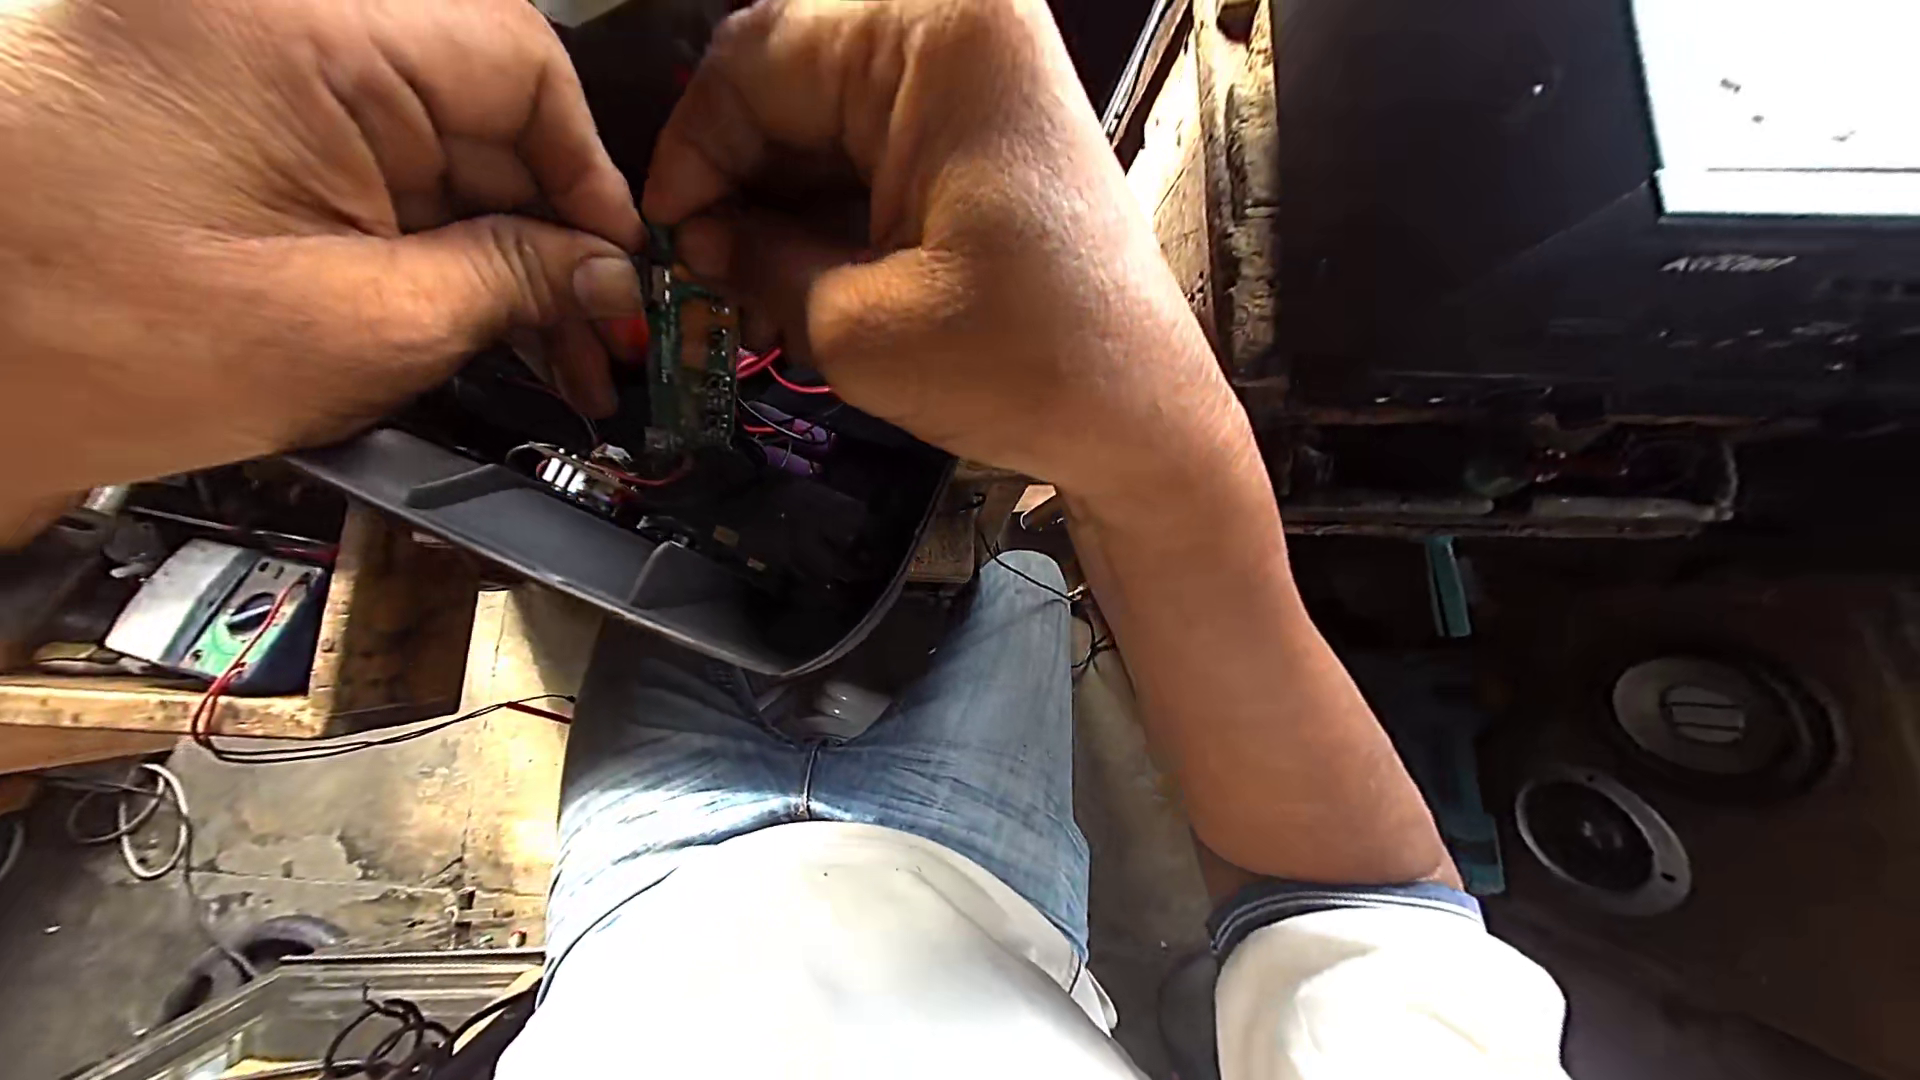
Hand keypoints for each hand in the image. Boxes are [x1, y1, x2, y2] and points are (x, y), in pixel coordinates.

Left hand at [0, 0, 643, 516]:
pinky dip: (479, 272)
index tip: (622, 261)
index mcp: (290, 23)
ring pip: (471, 179)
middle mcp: (279, 25)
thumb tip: (616, 276)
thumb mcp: (379, 320)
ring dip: (534, 275)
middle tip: (612, 339)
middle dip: (571, 245)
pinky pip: (420, 202)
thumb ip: (520, 279)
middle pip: (501, 129)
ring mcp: (274, 88)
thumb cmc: (126, 344)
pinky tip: (524, 342)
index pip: (519, 58)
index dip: (591, 168)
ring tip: (579, 367)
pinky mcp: (274, 145)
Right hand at [644, 0, 1256, 506]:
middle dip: (742, 196)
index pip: (756, 60)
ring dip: (788, 225)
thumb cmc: (1014, 368)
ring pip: (842, 148)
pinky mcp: (995, 167)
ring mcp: (987, 107)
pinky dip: (842, 236)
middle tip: (708, 286)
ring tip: (753, 308)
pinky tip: (810, 294)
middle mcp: (963, 43)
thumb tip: (699, 240)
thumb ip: (761, 265)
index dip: (691, 153)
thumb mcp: (862, 326)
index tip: (663, 238)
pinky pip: (890, 181)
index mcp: (931, 37)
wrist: (1140, 422)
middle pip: (801, 99)